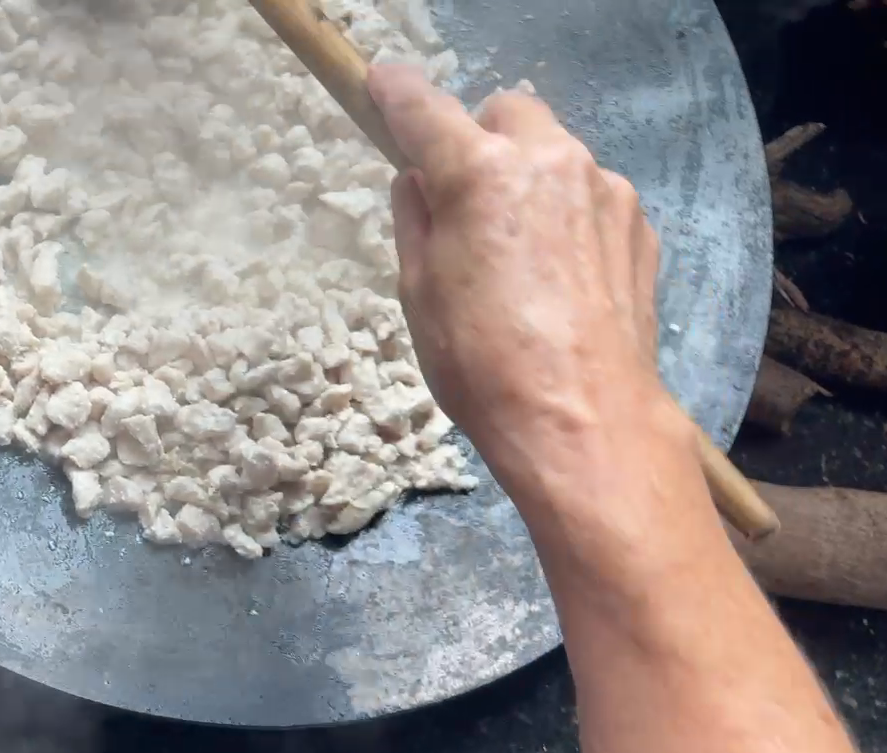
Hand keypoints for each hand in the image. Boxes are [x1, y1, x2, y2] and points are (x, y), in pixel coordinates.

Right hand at [369, 65, 696, 525]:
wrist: (576, 413)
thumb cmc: (473, 359)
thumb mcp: (416, 293)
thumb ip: (414, 223)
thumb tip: (415, 178)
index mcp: (483, 179)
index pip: (429, 116)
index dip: (397, 95)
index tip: (377, 79)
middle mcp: (553, 163)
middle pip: (509, 112)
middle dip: (476, 136)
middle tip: (452, 194)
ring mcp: (605, 189)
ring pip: (553, 152)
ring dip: (520, 176)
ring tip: (502, 251)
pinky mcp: (636, 223)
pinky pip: (587, 193)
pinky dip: (558, 211)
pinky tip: (545, 273)